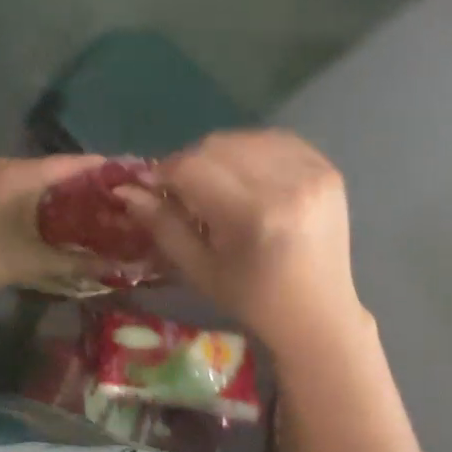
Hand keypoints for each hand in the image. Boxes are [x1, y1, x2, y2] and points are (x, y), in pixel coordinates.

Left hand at [0, 154, 115, 296]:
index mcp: (21, 175)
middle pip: (57, 167)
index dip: (101, 169)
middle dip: (87, 181)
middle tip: (119, 196)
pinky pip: (27, 183)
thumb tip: (118, 266)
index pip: (70, 163)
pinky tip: (66, 211)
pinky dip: (47, 194)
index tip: (130, 177)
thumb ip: (79, 261)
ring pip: (42, 175)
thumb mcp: (37, 262)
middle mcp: (9, 166)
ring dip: (67, 188)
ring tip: (99, 204)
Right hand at [119, 131, 362, 340]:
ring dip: (219, 156)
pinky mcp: (327, 167)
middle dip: (190, 164)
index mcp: (254, 216)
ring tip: (215, 186)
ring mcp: (313, 172)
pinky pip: (274, 140)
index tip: (154, 189)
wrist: (317, 312)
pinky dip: (250, 152)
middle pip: (217, 146)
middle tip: (183, 191)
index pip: (193, 167)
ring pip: (243, 139)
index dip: (165, 173)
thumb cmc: (251, 298)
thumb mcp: (198, 268)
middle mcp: (287, 184)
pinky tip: (244, 177)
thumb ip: (162, 223)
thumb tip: (125, 189)